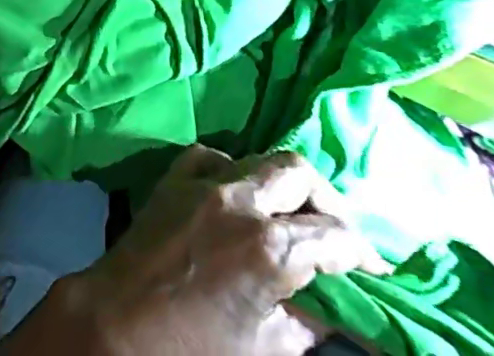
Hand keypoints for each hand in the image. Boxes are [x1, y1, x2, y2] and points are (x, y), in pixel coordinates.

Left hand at [0, 146, 388, 355]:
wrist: (119, 319)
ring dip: (282, 183)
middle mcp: (237, 201)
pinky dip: (232, 170)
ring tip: (292, 215)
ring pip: (255, 158)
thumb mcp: (273, 344)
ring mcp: (198, 184)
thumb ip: (314, 318)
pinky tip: (239, 196)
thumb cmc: (197, 343)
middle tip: (336, 234)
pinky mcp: (169, 181)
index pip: (337, 233)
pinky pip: (209, 157)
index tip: (373, 272)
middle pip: (297, 172)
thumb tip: (345, 308)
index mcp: (270, 246)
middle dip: (328, 201)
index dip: (364, 253)